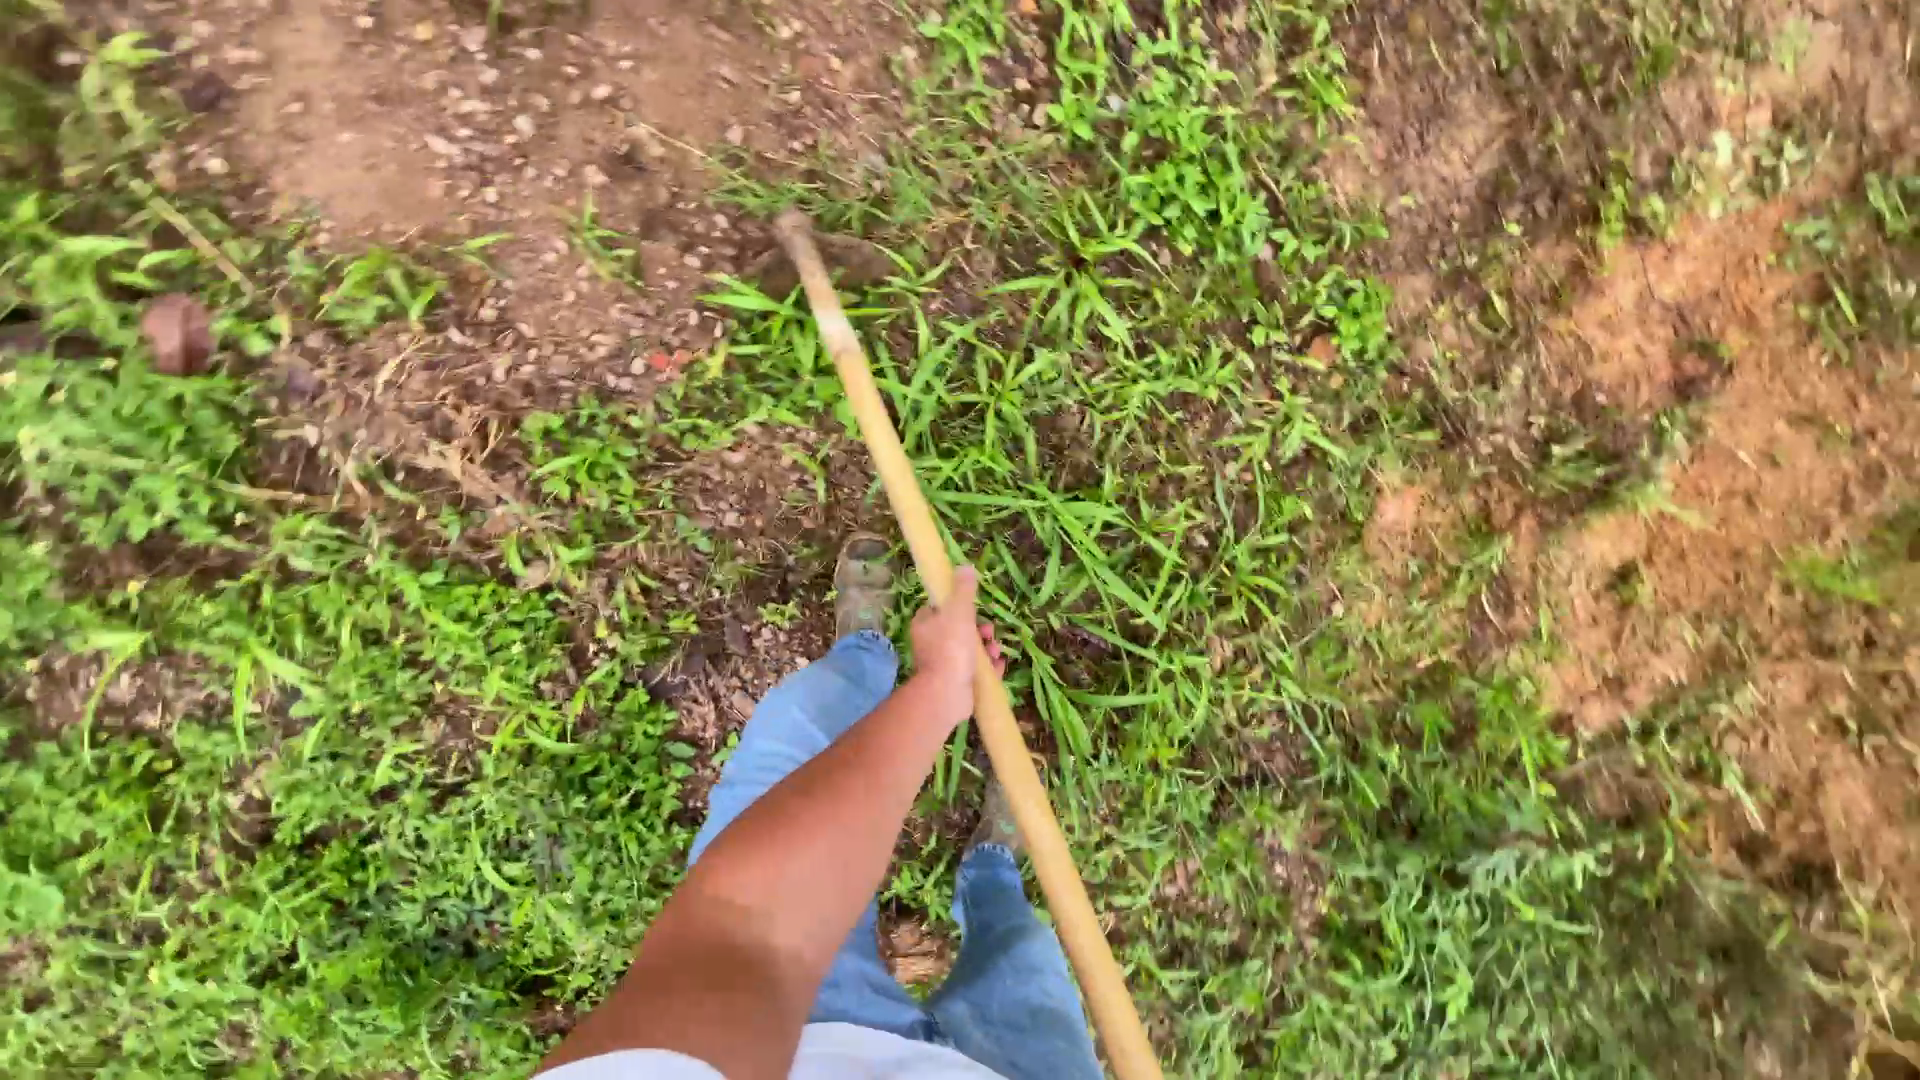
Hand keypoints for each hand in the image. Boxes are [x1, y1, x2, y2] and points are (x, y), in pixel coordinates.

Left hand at [910, 567, 1005, 715]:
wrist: (946, 693)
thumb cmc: (950, 647)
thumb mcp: (959, 612)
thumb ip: (963, 590)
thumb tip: (964, 567)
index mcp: (925, 624)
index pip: (941, 608)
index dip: (959, 606)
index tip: (975, 607)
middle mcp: (931, 644)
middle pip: (960, 629)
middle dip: (980, 629)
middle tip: (990, 632)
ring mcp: (944, 664)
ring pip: (970, 650)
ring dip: (987, 648)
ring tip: (995, 651)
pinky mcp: (957, 682)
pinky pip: (976, 670)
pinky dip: (989, 667)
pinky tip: (998, 665)